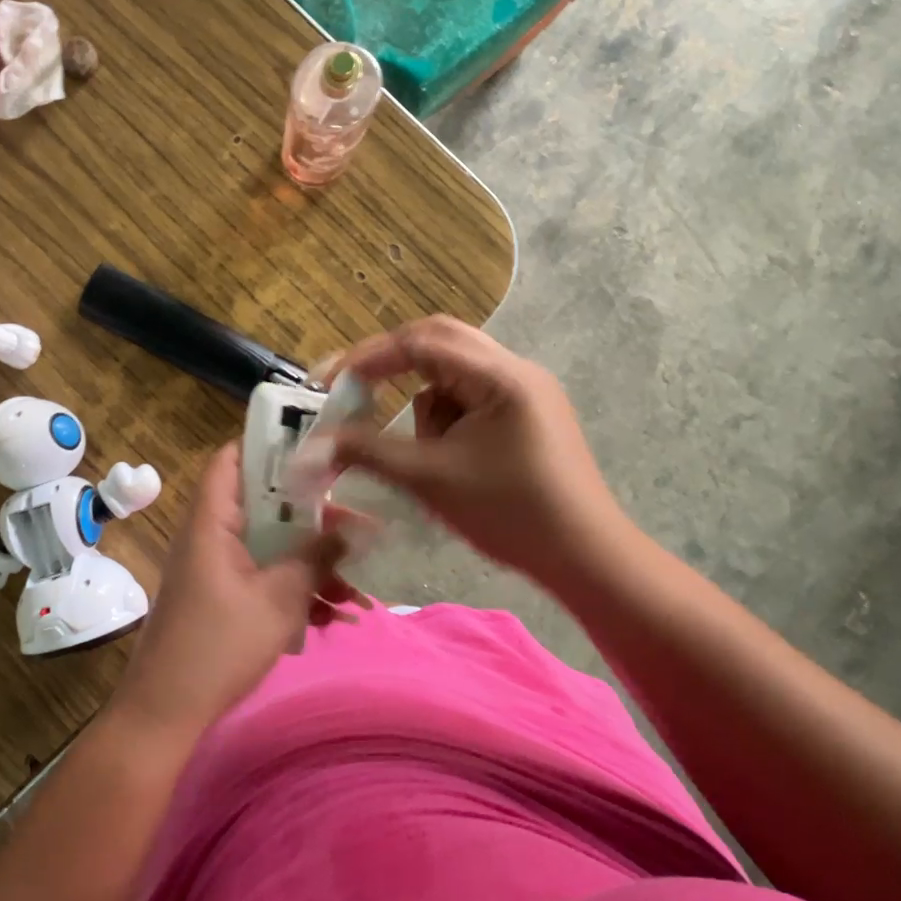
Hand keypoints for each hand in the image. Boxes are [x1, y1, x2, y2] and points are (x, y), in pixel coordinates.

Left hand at [111, 443, 362, 739]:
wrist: (167, 709)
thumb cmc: (219, 645)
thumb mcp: (279, 600)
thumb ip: (315, 558)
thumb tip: (353, 527)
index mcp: (212, 522)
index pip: (231, 460)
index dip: (268, 446)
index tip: (317, 451)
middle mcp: (209, 536)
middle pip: (261, 505)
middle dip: (310, 517)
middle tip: (356, 527)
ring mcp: (212, 569)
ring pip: (266, 546)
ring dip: (309, 563)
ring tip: (354, 589)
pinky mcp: (217, 598)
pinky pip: (259, 577)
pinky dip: (292, 589)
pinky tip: (332, 616)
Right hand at [331, 317, 622, 582]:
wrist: (585, 558)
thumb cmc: (509, 513)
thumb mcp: (428, 479)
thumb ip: (367, 451)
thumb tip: (314, 443)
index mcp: (500, 376)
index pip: (419, 342)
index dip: (367, 358)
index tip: (328, 384)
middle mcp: (516, 371)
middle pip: (438, 343)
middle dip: (390, 367)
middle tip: (352, 391)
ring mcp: (525, 393)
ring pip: (451, 375)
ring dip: (424, 406)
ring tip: (427, 457)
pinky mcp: (526, 416)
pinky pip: (469, 399)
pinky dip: (445, 421)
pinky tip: (448, 460)